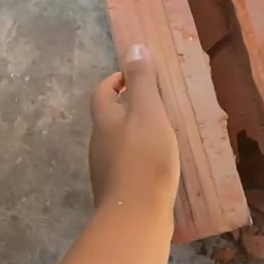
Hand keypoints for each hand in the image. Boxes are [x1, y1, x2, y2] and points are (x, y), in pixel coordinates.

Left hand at [88, 44, 179, 211]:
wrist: (136, 217)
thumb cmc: (144, 158)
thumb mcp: (149, 112)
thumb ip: (142, 81)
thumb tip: (133, 47)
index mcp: (104, 120)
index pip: (102, 91)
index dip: (115, 80)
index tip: (134, 76)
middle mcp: (100, 143)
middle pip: (108, 117)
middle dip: (127, 107)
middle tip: (156, 103)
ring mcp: (107, 170)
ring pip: (119, 142)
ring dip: (136, 133)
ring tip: (164, 133)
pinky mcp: (118, 191)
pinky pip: (129, 166)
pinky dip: (142, 158)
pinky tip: (162, 165)